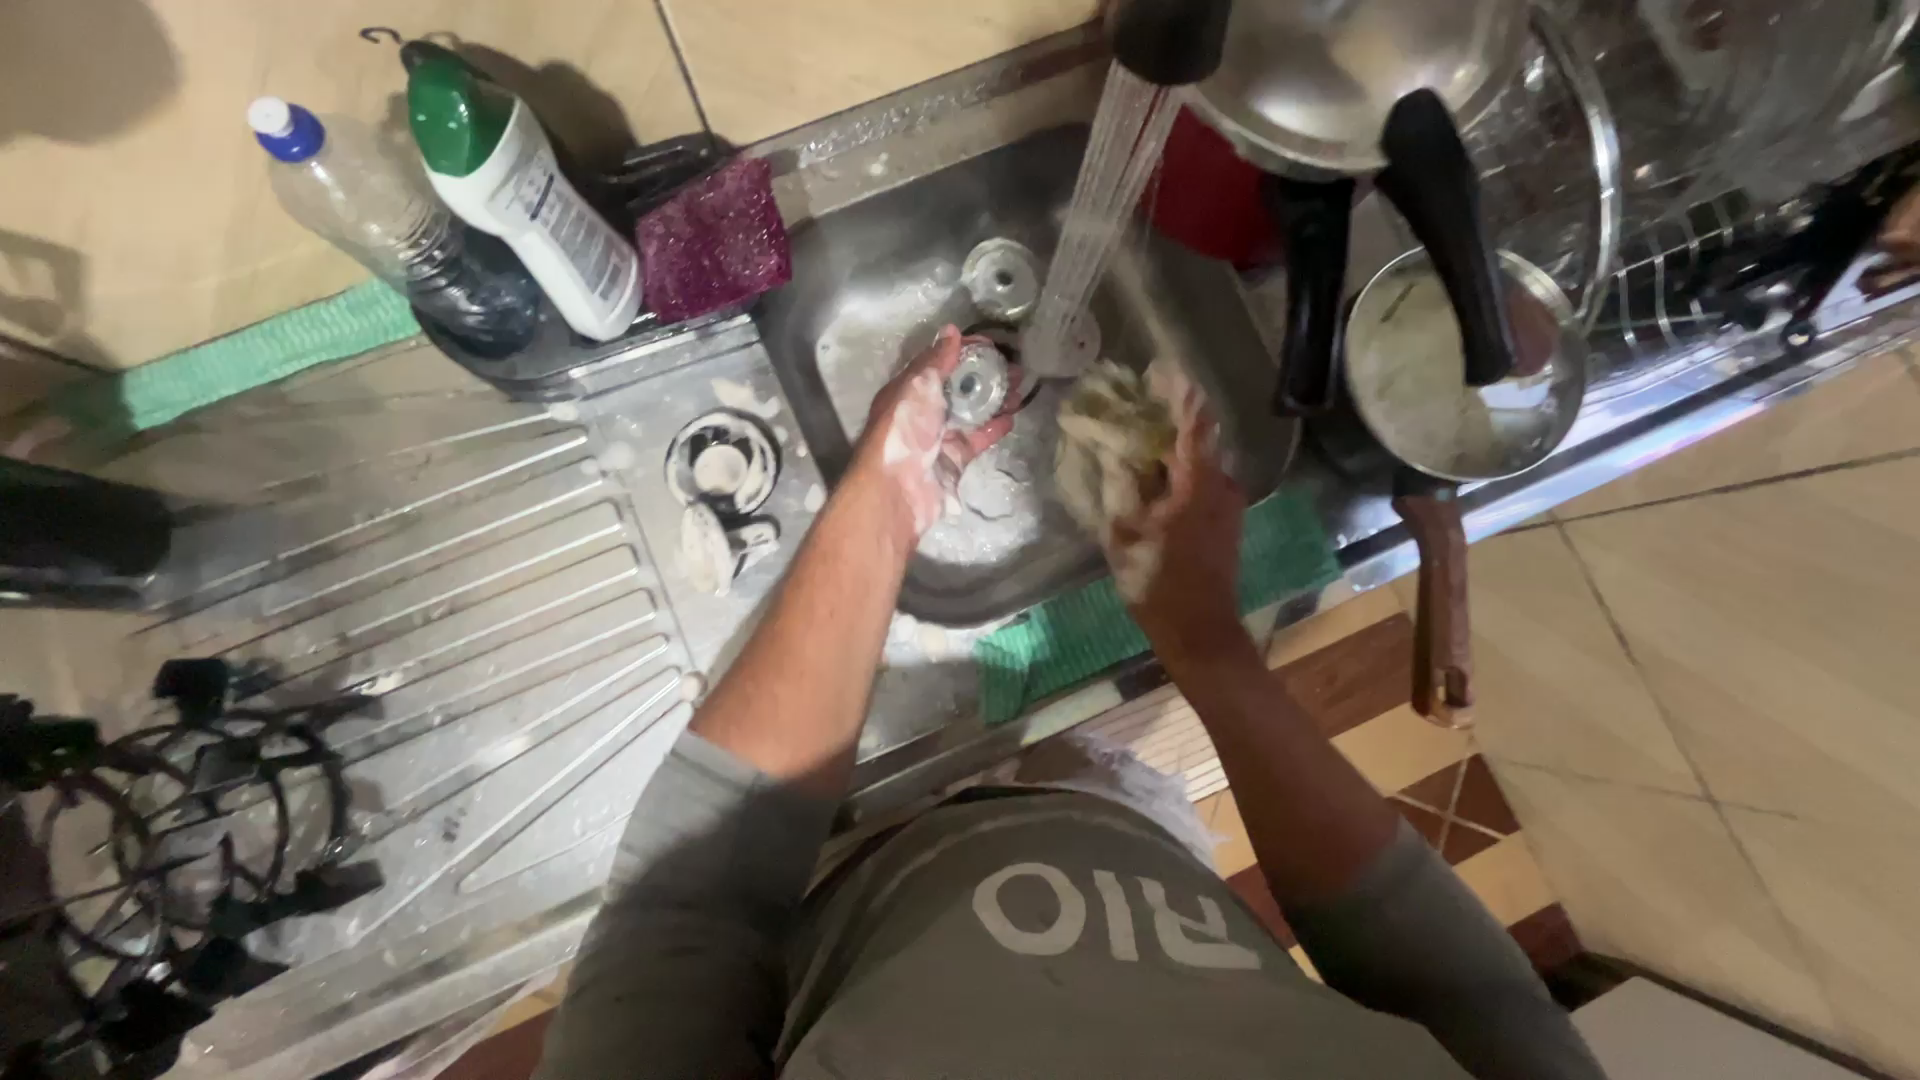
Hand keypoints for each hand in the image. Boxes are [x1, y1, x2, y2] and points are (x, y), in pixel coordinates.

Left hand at [850, 324, 1015, 545]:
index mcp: (908, 390)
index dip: (964, 351)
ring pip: (971, 413)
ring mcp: (939, 437)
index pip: (938, 362)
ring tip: (1020, 388)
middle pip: (958, 388)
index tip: (993, 345)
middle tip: (1014, 368)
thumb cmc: (904, 429)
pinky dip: (994, 428)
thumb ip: (936, 361)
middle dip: (985, 377)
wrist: (898, 488)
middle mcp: (923, 411)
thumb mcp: (917, 386)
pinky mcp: (954, 460)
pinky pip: (977, 439)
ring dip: (995, 400)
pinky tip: (1012, 417)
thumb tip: (952, 331)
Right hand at [1112, 384, 1251, 665]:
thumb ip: (1119, 485)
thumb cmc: (1157, 581)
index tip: (1157, 370)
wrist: (1200, 630)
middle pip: (1198, 438)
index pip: (1195, 420)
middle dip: (1168, 418)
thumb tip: (1112, 450)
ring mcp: (1228, 504)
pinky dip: (1177, 471)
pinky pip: (1201, 481)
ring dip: (1170, 448)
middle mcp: (1222, 485)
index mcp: (1199, 482)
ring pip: (1198, 462)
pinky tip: (1149, 478)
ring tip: (1134, 440)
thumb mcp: (1124, 533)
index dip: (1178, 391)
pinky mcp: (1224, 521)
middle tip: (1133, 406)